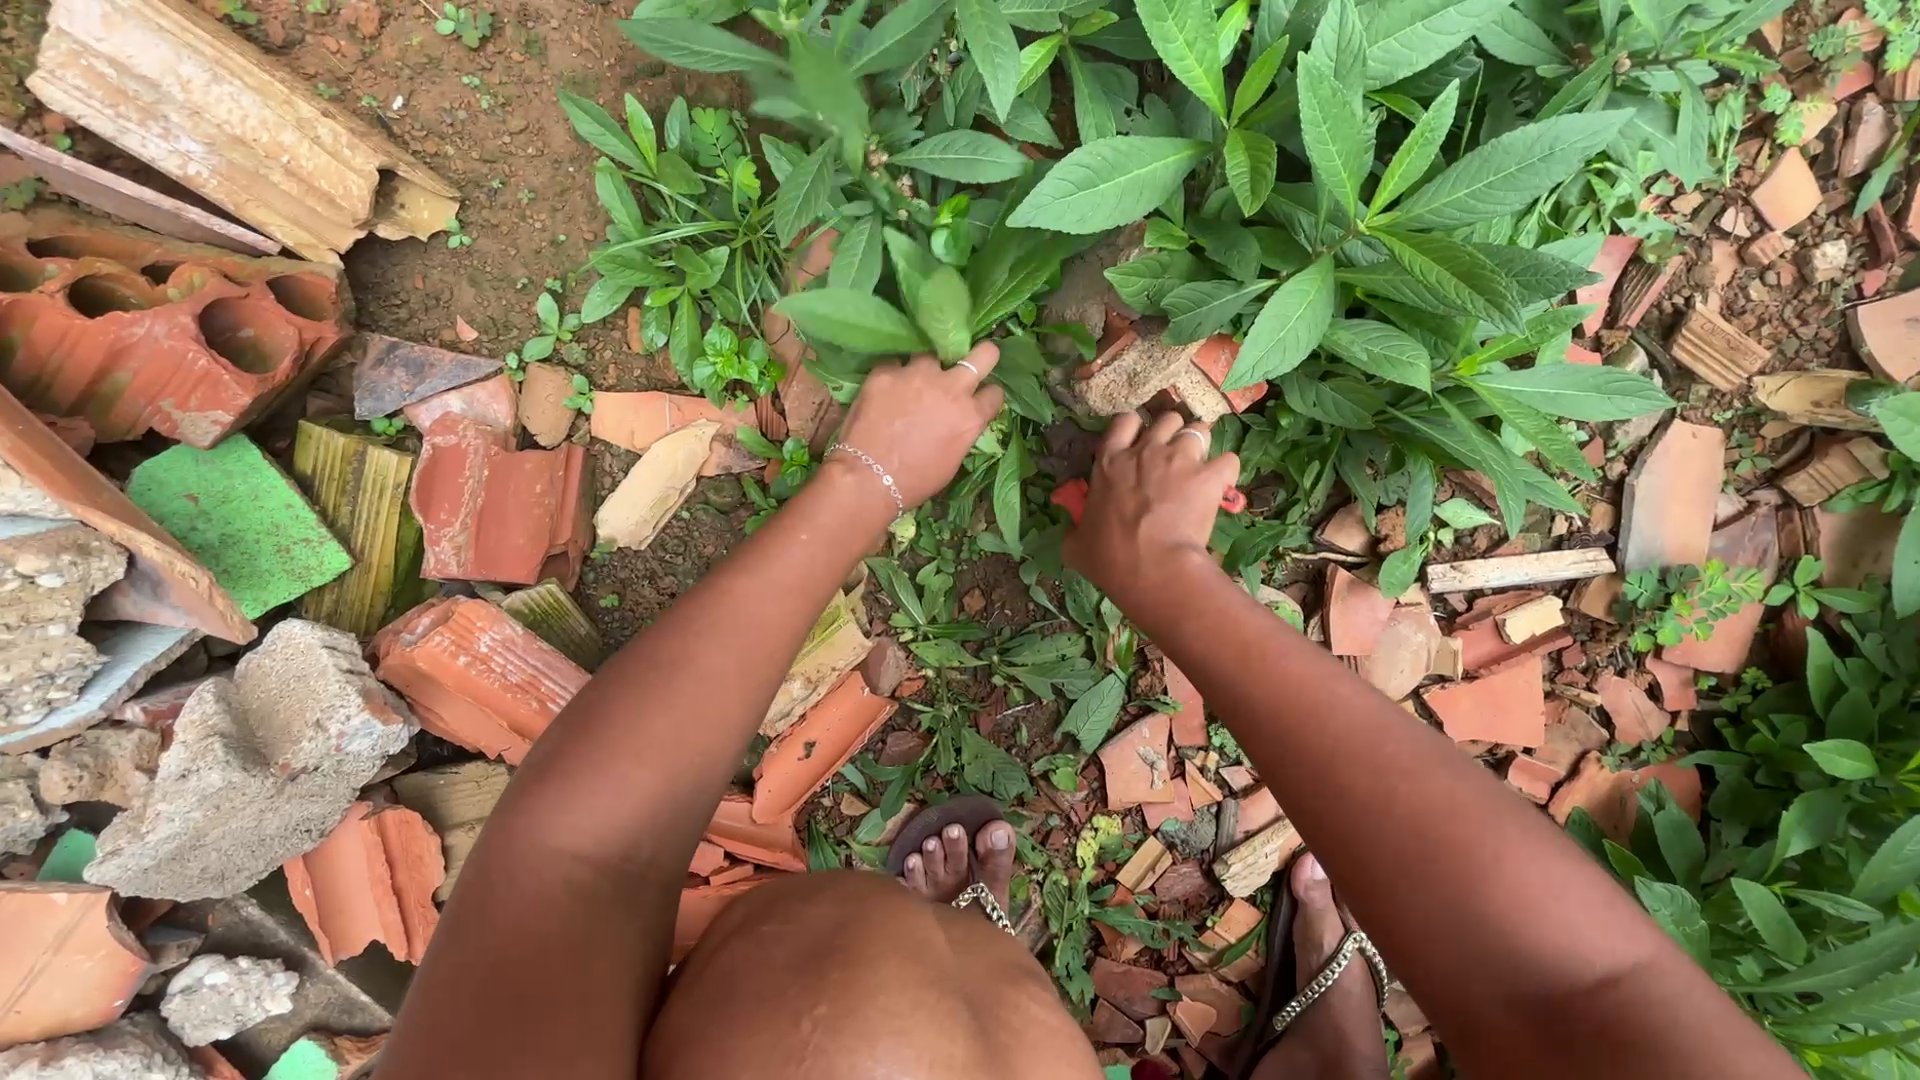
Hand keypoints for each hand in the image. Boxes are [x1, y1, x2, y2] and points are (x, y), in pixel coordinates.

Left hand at [826, 341, 1004, 509]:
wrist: (868, 479)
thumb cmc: (914, 481)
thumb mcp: (951, 462)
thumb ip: (961, 432)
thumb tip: (957, 422)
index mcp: (970, 416)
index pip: (994, 393)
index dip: (987, 395)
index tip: (979, 399)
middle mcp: (950, 388)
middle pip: (982, 354)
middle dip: (982, 355)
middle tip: (970, 362)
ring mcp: (917, 375)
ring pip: (930, 355)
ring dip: (925, 368)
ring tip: (912, 384)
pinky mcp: (886, 372)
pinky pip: (894, 364)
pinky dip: (892, 375)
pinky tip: (884, 390)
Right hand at [1064, 412, 1238, 604]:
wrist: (1150, 567)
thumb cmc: (1108, 557)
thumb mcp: (1076, 544)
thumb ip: (1076, 530)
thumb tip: (1073, 533)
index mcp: (1109, 461)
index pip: (1125, 421)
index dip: (1136, 428)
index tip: (1141, 442)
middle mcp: (1145, 450)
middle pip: (1166, 418)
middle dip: (1173, 432)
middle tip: (1174, 455)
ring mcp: (1179, 459)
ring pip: (1200, 430)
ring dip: (1201, 445)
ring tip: (1201, 465)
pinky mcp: (1209, 475)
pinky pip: (1228, 460)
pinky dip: (1226, 471)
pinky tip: (1222, 485)